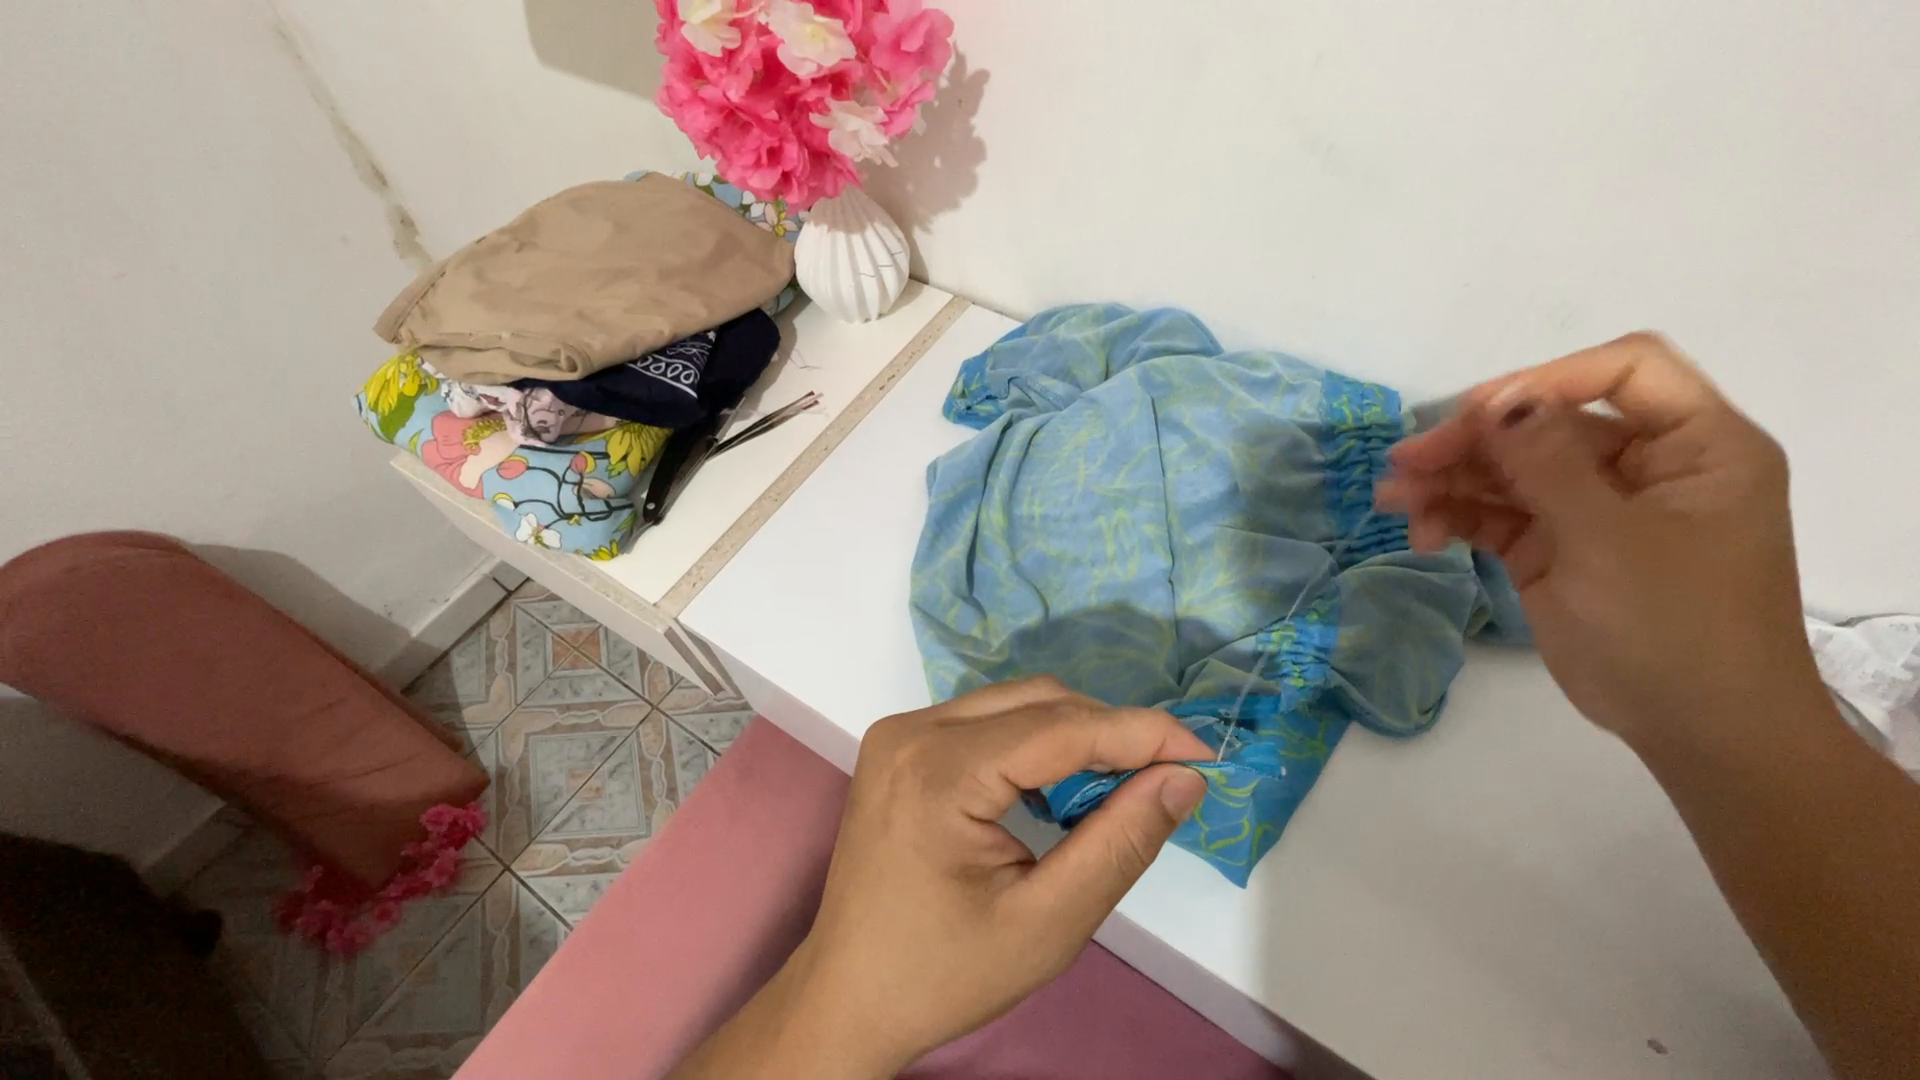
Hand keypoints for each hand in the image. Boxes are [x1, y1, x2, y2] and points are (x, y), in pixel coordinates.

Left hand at [669, 678, 1209, 1078]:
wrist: (848, 994)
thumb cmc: (945, 973)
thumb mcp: (1049, 923)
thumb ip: (1121, 843)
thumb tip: (1183, 778)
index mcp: (939, 773)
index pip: (1061, 728)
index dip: (1142, 733)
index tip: (1205, 754)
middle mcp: (914, 730)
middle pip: (1038, 702)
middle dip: (1110, 732)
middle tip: (1166, 778)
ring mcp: (900, 731)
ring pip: (1014, 703)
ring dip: (1075, 734)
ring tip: (1118, 786)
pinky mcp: (900, 743)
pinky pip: (986, 719)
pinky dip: (1034, 741)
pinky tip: (1058, 786)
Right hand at [1377, 333, 1824, 743]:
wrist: (1694, 729)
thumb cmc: (1676, 627)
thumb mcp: (1610, 540)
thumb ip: (1550, 464)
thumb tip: (1497, 401)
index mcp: (1694, 446)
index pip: (1625, 372)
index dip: (1548, 379)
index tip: (1478, 414)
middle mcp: (1640, 466)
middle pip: (1544, 424)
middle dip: (1473, 441)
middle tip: (1406, 462)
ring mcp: (1590, 508)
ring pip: (1508, 470)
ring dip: (1450, 481)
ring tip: (1393, 501)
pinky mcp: (1551, 547)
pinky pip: (1495, 515)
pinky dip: (1455, 517)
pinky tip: (1421, 533)